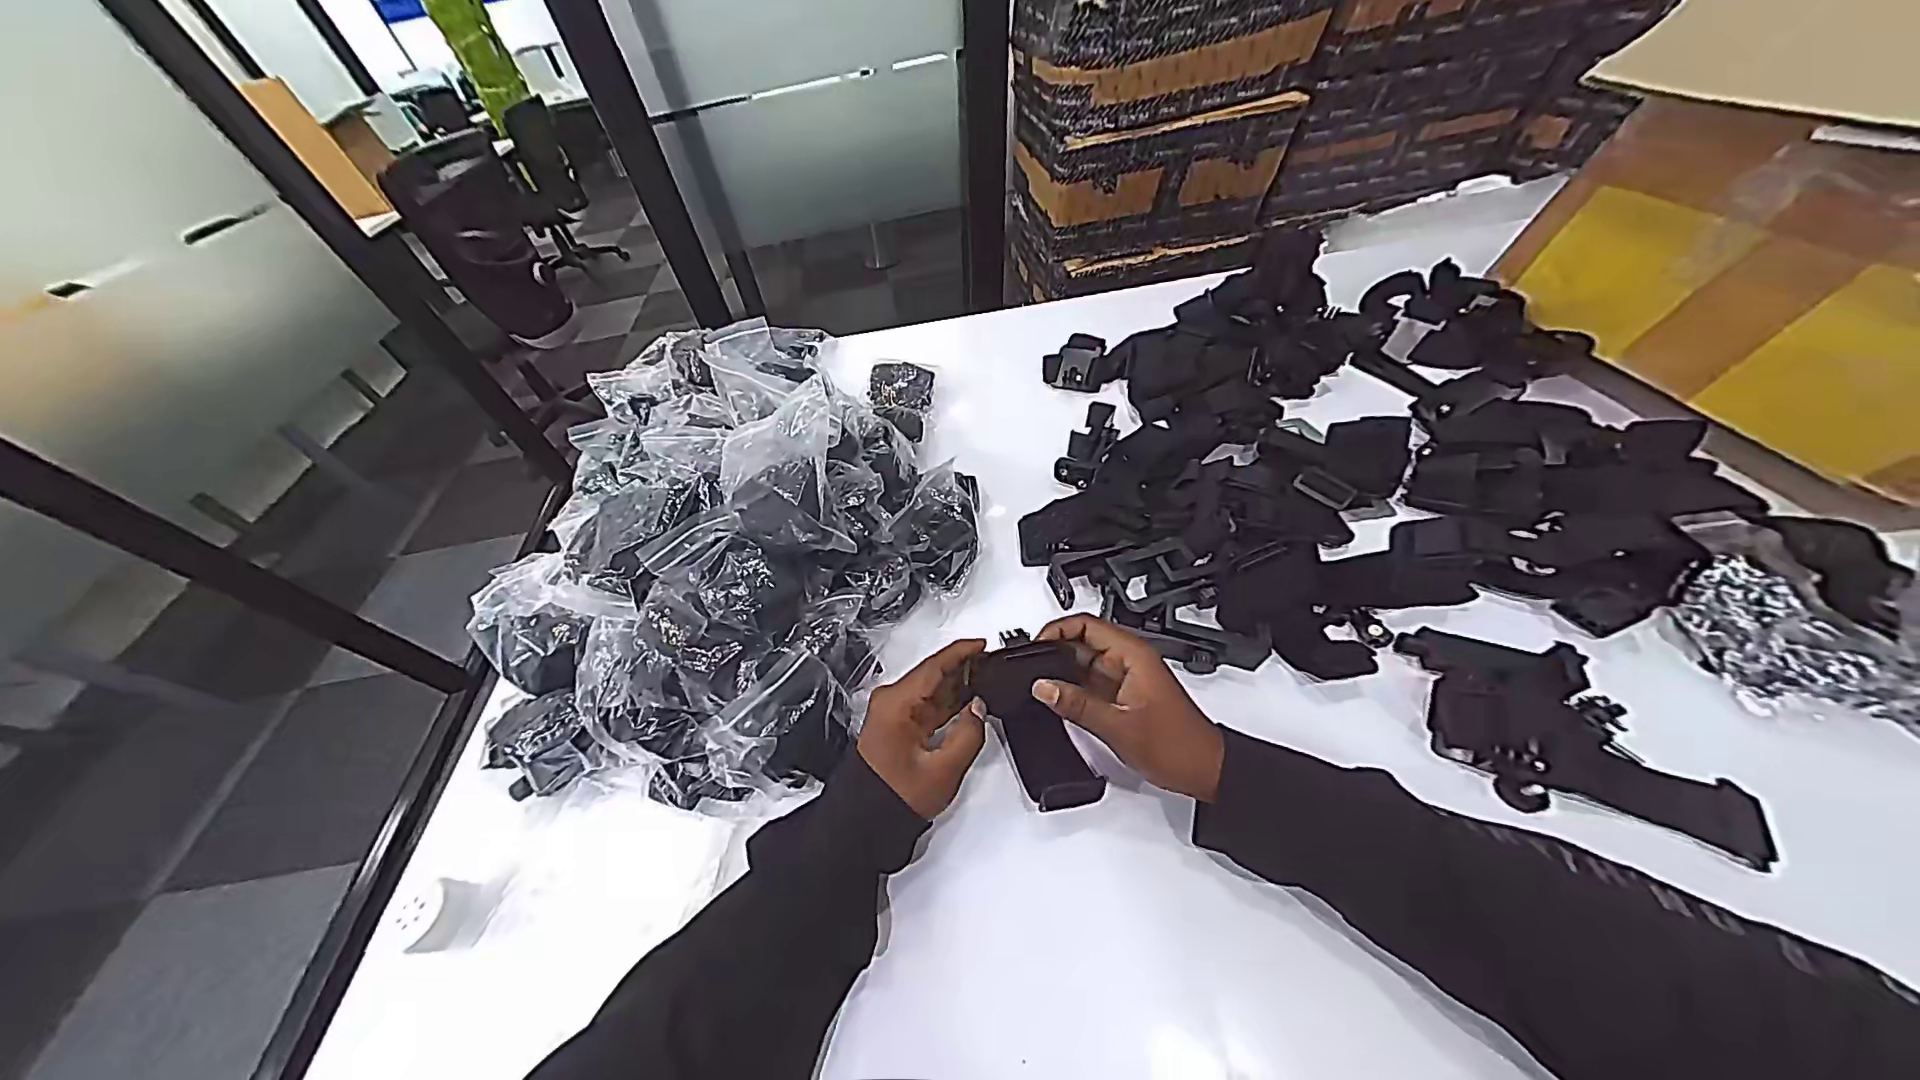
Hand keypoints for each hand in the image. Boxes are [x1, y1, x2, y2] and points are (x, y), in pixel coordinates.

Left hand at [859, 639, 988, 818]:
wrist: (866, 823)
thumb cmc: (893, 798)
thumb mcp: (944, 769)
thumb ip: (969, 734)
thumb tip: (978, 709)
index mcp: (897, 704)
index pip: (934, 666)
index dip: (961, 652)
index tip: (981, 644)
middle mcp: (891, 702)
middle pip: (931, 674)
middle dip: (962, 668)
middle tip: (990, 663)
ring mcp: (892, 713)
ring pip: (931, 689)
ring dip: (956, 685)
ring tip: (984, 681)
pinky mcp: (897, 725)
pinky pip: (926, 704)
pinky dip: (947, 701)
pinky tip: (966, 703)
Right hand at [1033, 615, 1224, 801]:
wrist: (1204, 770)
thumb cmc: (1178, 745)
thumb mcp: (1118, 725)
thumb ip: (1076, 704)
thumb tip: (1044, 687)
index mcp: (1133, 654)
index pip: (1086, 624)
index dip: (1057, 630)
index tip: (1037, 645)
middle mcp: (1129, 660)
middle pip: (1081, 641)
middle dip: (1055, 653)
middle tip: (1033, 669)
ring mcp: (1125, 677)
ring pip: (1083, 663)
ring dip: (1062, 673)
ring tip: (1043, 688)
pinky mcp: (1122, 695)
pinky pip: (1090, 683)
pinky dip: (1073, 690)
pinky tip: (1061, 702)